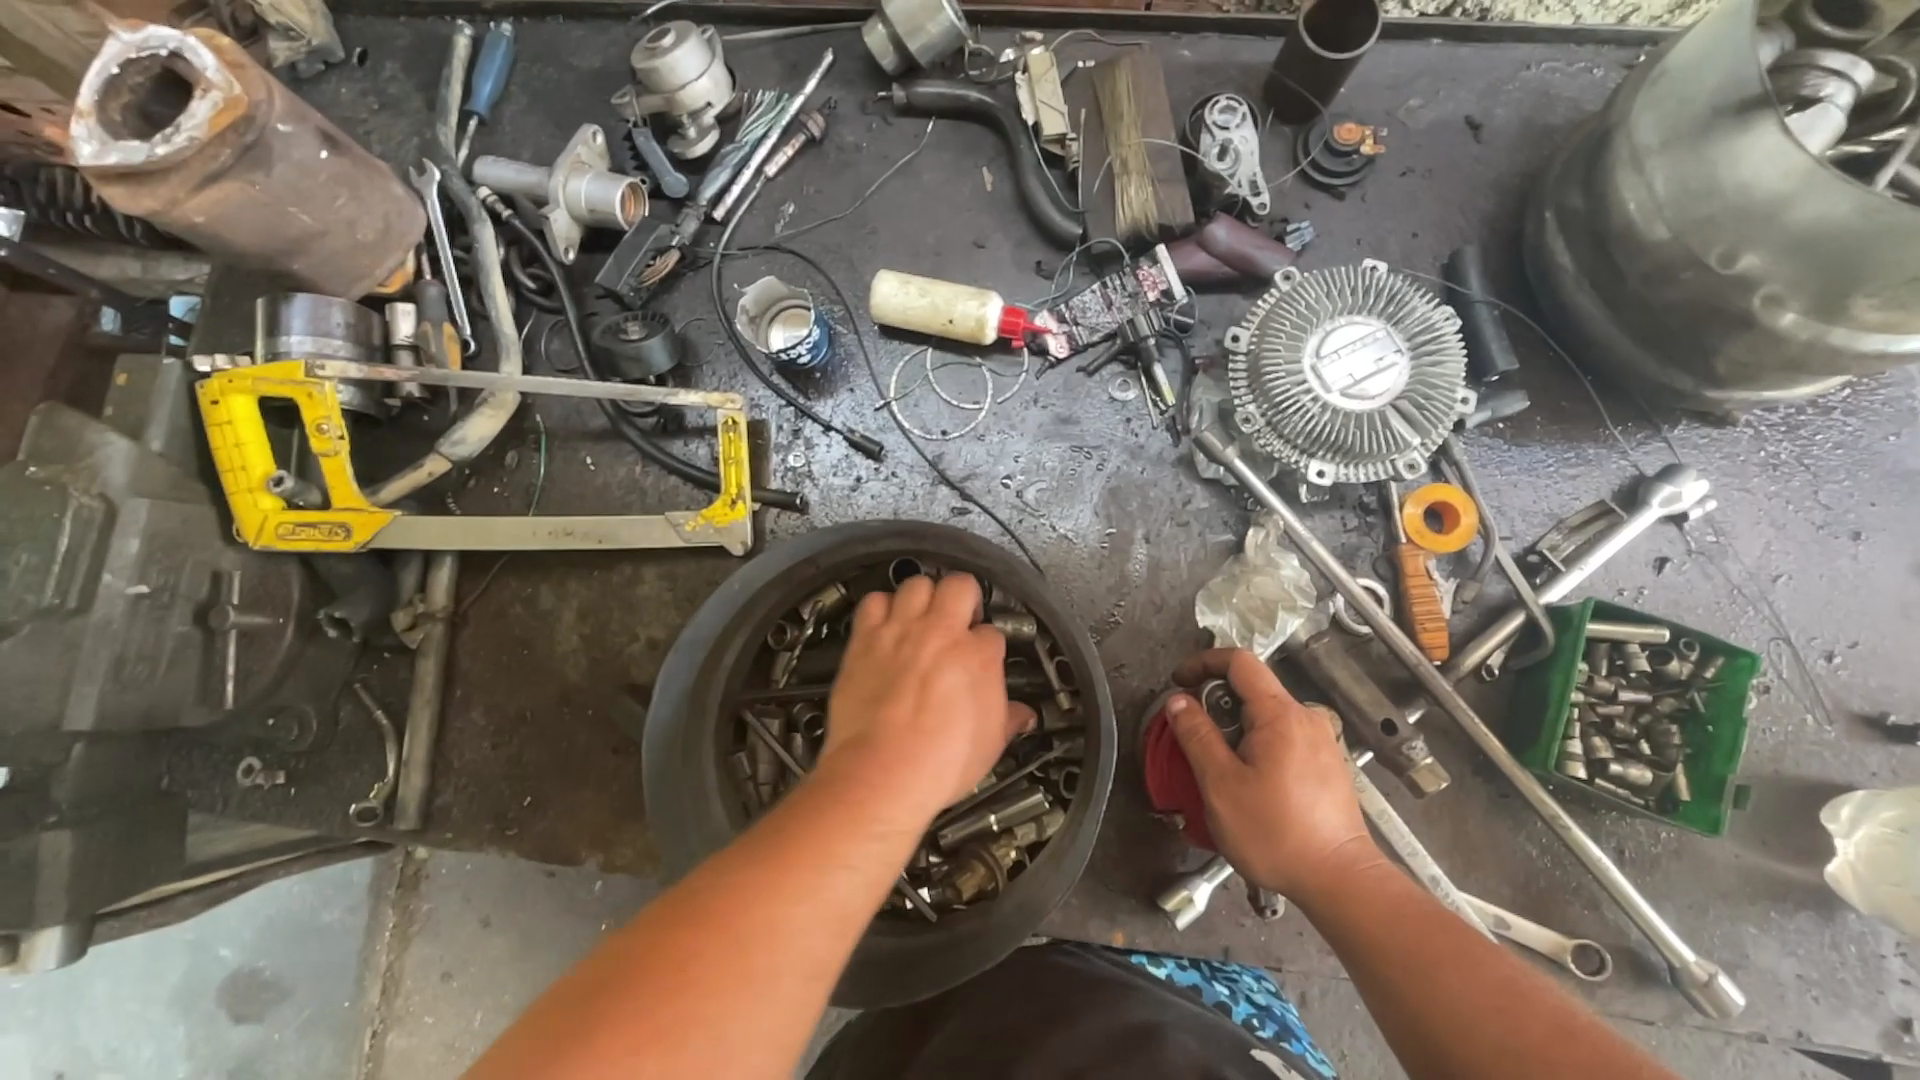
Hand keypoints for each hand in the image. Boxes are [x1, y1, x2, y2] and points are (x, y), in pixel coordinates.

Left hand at [822, 572, 1035, 818]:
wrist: (884, 770)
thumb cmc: (935, 761)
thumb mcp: (991, 745)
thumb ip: (1007, 719)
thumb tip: (1021, 716)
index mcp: (979, 656)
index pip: (992, 632)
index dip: (987, 643)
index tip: (982, 654)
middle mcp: (941, 633)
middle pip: (959, 585)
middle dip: (963, 596)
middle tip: (959, 614)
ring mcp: (902, 632)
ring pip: (916, 583)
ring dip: (922, 596)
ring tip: (922, 613)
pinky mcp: (866, 639)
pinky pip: (873, 602)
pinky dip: (880, 607)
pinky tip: (884, 621)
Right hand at [1165, 648, 1384, 898]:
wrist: (1339, 880)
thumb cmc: (1276, 833)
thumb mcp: (1220, 784)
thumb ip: (1196, 735)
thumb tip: (1178, 701)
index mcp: (1281, 715)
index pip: (1239, 662)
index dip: (1203, 663)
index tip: (1179, 684)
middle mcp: (1307, 719)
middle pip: (1253, 690)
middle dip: (1216, 704)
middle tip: (1193, 737)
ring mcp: (1322, 742)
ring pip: (1268, 717)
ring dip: (1235, 729)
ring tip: (1218, 769)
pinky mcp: (1327, 765)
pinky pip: (1284, 739)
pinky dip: (1257, 746)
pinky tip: (1249, 784)